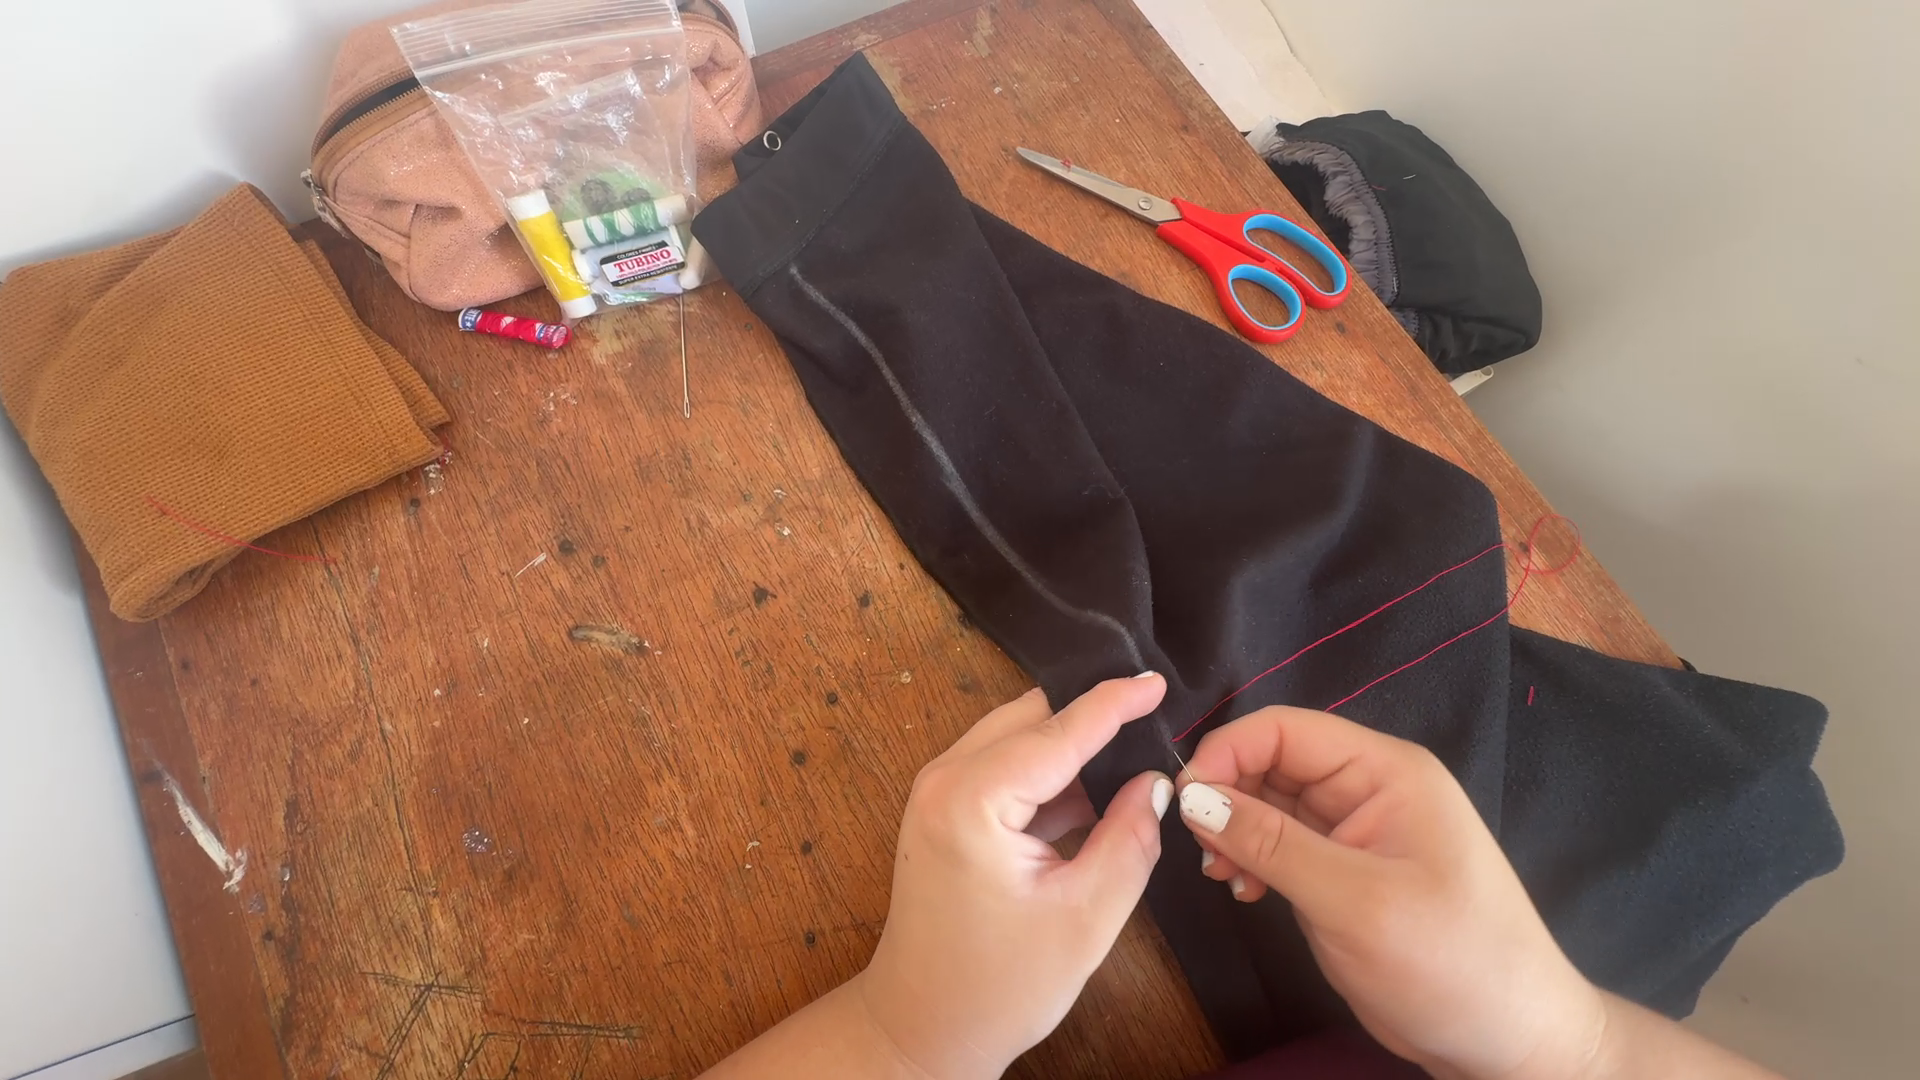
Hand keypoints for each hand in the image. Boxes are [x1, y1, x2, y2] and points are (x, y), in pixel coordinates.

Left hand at [856, 675, 1172, 1079]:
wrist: (921, 1025)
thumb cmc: (999, 986)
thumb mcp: (1084, 919)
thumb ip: (1129, 840)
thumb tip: (1156, 781)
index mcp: (972, 799)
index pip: (1057, 733)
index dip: (1112, 703)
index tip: (1156, 680)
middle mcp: (945, 776)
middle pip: (1031, 720)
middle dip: (1091, 716)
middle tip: (1152, 718)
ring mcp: (939, 787)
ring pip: (1017, 736)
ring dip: (1070, 744)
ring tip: (1131, 754)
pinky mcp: (945, 803)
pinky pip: (1004, 764)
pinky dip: (1048, 771)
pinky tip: (1091, 791)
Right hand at [1174, 706, 1606, 1079]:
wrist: (1511, 1048)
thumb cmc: (1450, 964)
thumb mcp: (1354, 902)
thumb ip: (1269, 843)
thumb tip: (1191, 797)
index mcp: (1382, 770)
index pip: (1283, 730)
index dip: (1228, 751)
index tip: (1186, 797)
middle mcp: (1362, 785)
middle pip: (1269, 761)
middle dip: (1227, 797)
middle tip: (1203, 847)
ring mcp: (1348, 825)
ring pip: (1264, 800)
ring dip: (1233, 831)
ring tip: (1223, 874)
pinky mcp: (1335, 862)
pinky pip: (1274, 838)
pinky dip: (1248, 856)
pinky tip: (1242, 888)